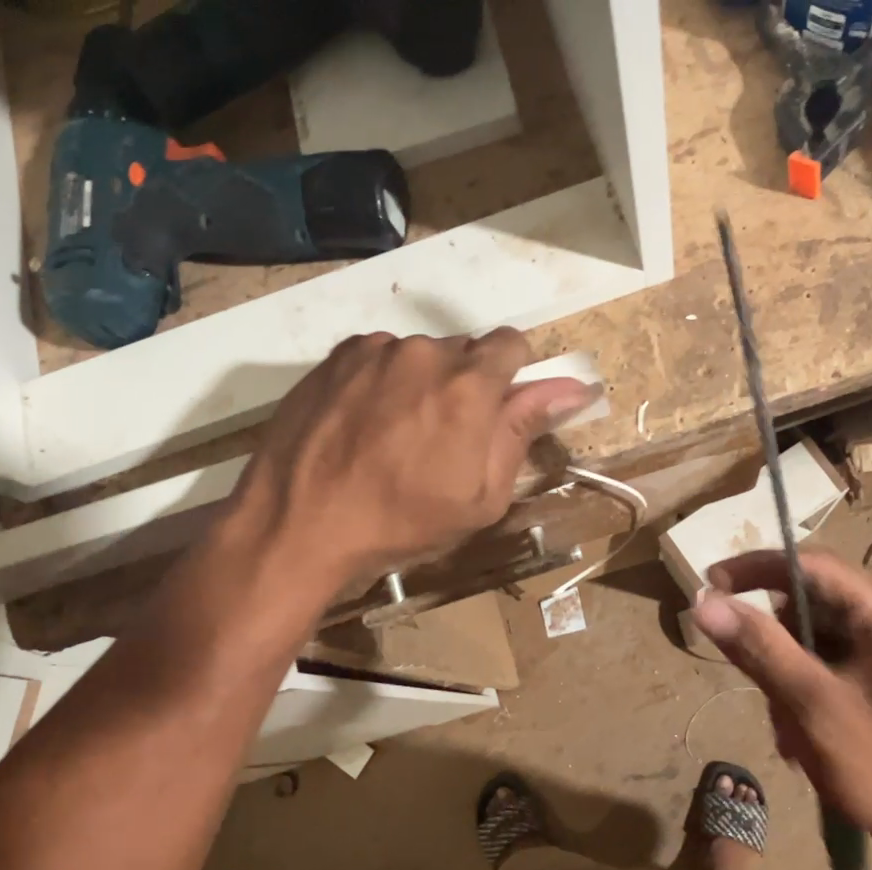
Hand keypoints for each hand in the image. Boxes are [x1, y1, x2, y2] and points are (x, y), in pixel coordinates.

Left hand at [228, 329, 596, 583]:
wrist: (300, 523)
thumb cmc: (402, 521)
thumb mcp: (481, 496)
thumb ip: (524, 430)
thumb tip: (572, 388)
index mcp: (470, 384)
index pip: (513, 344)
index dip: (514, 374)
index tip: (500, 410)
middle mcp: (424, 352)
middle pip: (464, 351)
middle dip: (467, 384)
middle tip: (446, 437)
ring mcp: (374, 351)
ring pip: (419, 355)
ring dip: (422, 383)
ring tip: (396, 435)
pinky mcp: (335, 357)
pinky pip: (378, 358)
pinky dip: (382, 382)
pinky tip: (364, 425)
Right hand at [691, 550, 871, 845]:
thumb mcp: (813, 705)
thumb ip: (759, 647)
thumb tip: (702, 602)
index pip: (816, 565)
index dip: (757, 569)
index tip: (709, 583)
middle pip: (815, 601)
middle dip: (776, 642)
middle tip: (757, 686)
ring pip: (817, 633)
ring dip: (787, 672)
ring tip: (785, 724)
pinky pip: (831, 658)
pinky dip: (805, 685)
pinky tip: (798, 728)